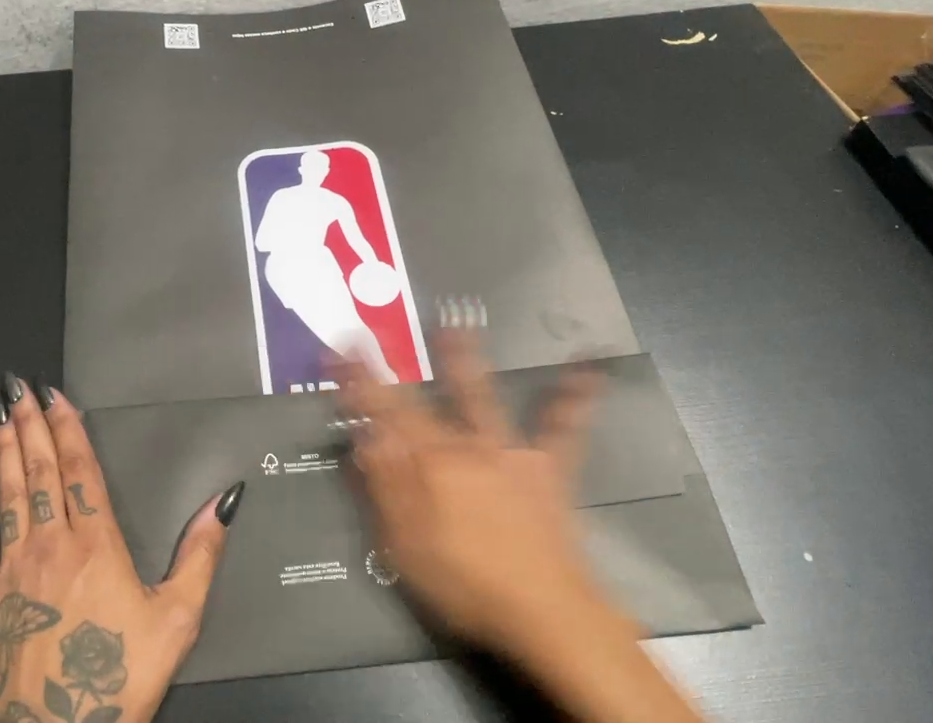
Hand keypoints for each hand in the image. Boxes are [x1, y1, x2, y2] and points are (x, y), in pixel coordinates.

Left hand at [0, 374, 243, 722]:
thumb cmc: (120, 676)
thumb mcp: (178, 616)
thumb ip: (199, 554)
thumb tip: (222, 501)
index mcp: (97, 545)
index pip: (80, 471)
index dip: (68, 428)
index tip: (56, 396)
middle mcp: (51, 545)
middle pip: (40, 471)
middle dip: (30, 424)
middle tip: (17, 386)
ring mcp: (11, 570)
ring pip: (6, 494)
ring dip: (2, 449)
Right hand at [336, 323, 705, 722]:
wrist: (546, 611)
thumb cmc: (466, 582)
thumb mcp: (405, 544)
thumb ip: (385, 486)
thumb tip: (364, 435)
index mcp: (429, 466)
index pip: (385, 414)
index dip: (360, 380)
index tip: (342, 346)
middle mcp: (466, 447)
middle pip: (429, 399)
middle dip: (402, 364)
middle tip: (389, 329)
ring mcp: (510, 454)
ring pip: (484, 398)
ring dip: (468, 359)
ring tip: (461, 322)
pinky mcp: (549, 470)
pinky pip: (564, 428)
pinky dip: (575, 396)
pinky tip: (590, 367)